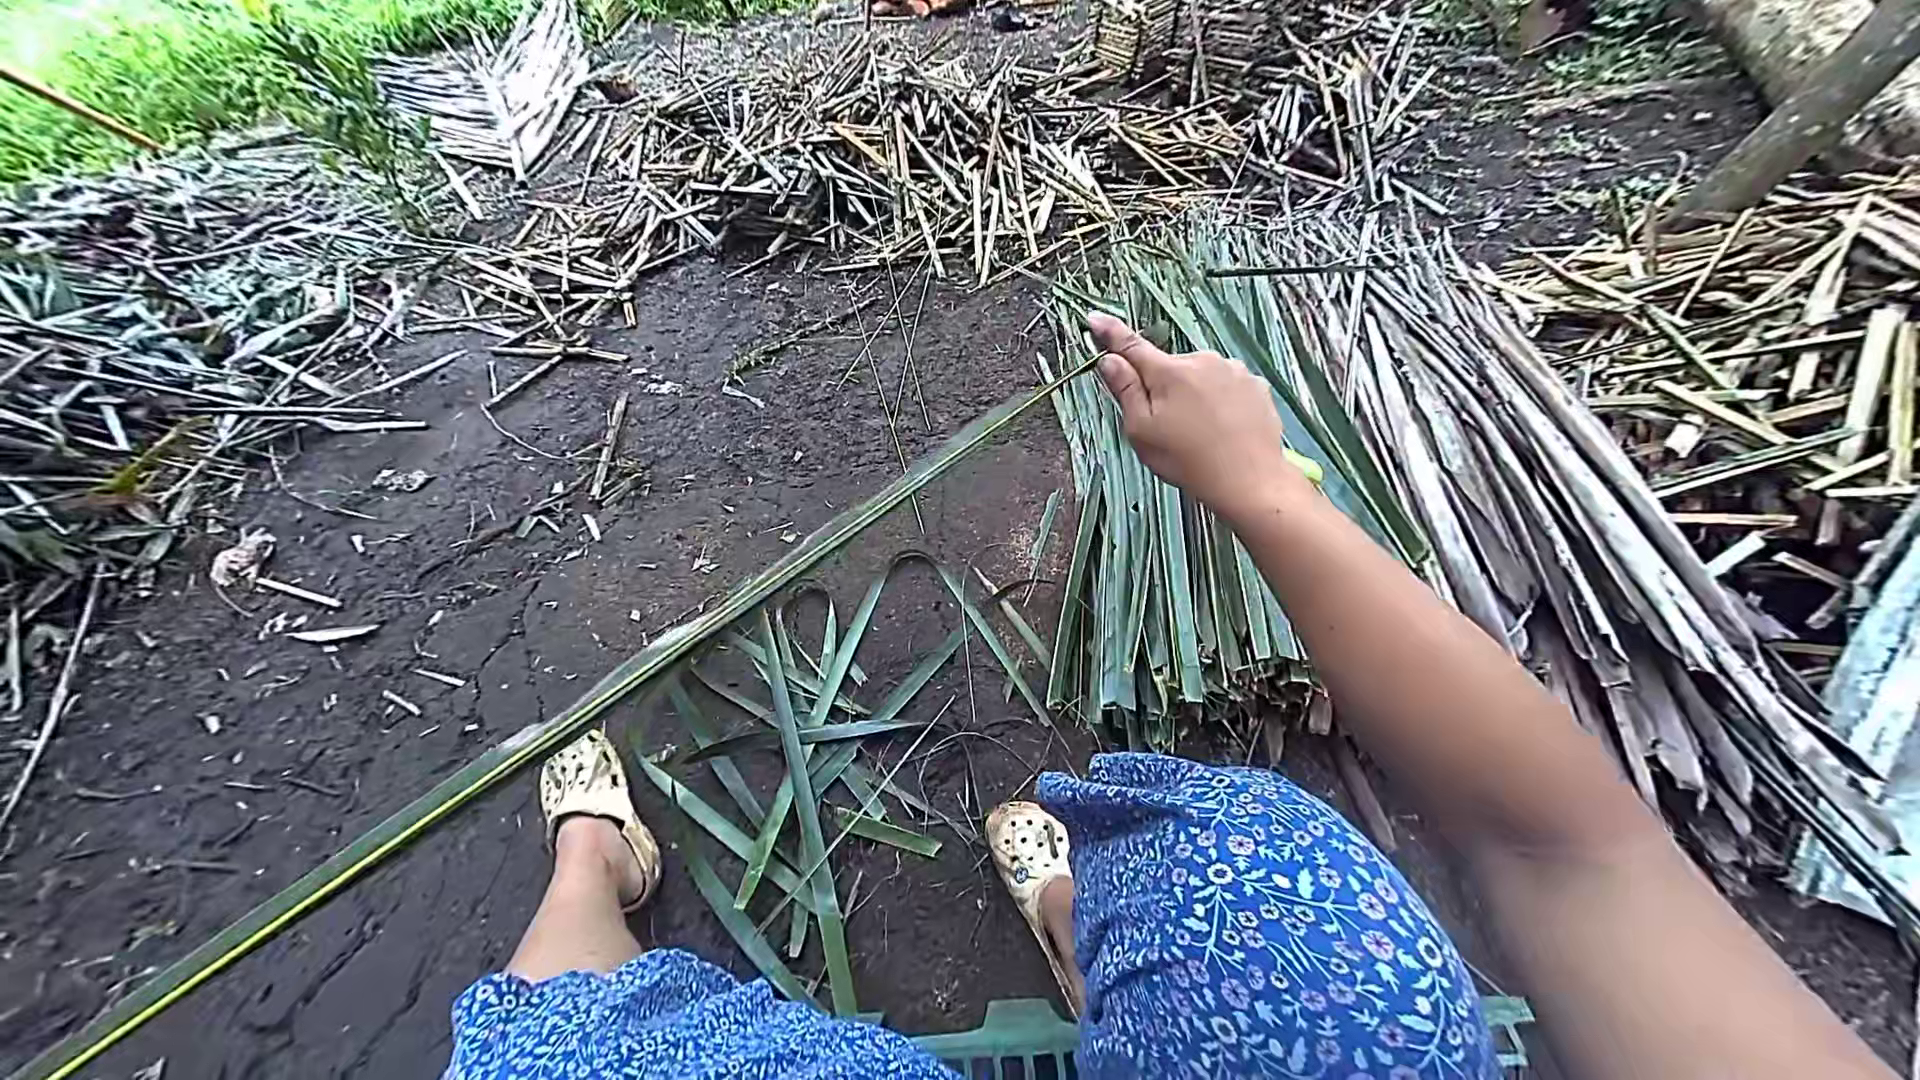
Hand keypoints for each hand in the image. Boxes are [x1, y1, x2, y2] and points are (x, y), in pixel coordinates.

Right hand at [1089, 312, 1308, 520]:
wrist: (1248, 480)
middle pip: (1167, 368)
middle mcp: (1202, 361)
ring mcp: (1233, 371)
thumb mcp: (1141, 430)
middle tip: (1164, 426)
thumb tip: (1109, 360)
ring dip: (1191, 396)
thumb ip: (1125, 390)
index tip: (1096, 320)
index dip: (1110, 333)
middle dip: (1161, 388)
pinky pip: (1225, 386)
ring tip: (1197, 433)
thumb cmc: (1187, 460)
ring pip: (1198, 377)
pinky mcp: (1255, 385)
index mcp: (1168, 372)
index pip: (1131, 345)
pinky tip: (1219, 429)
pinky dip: (1218, 402)